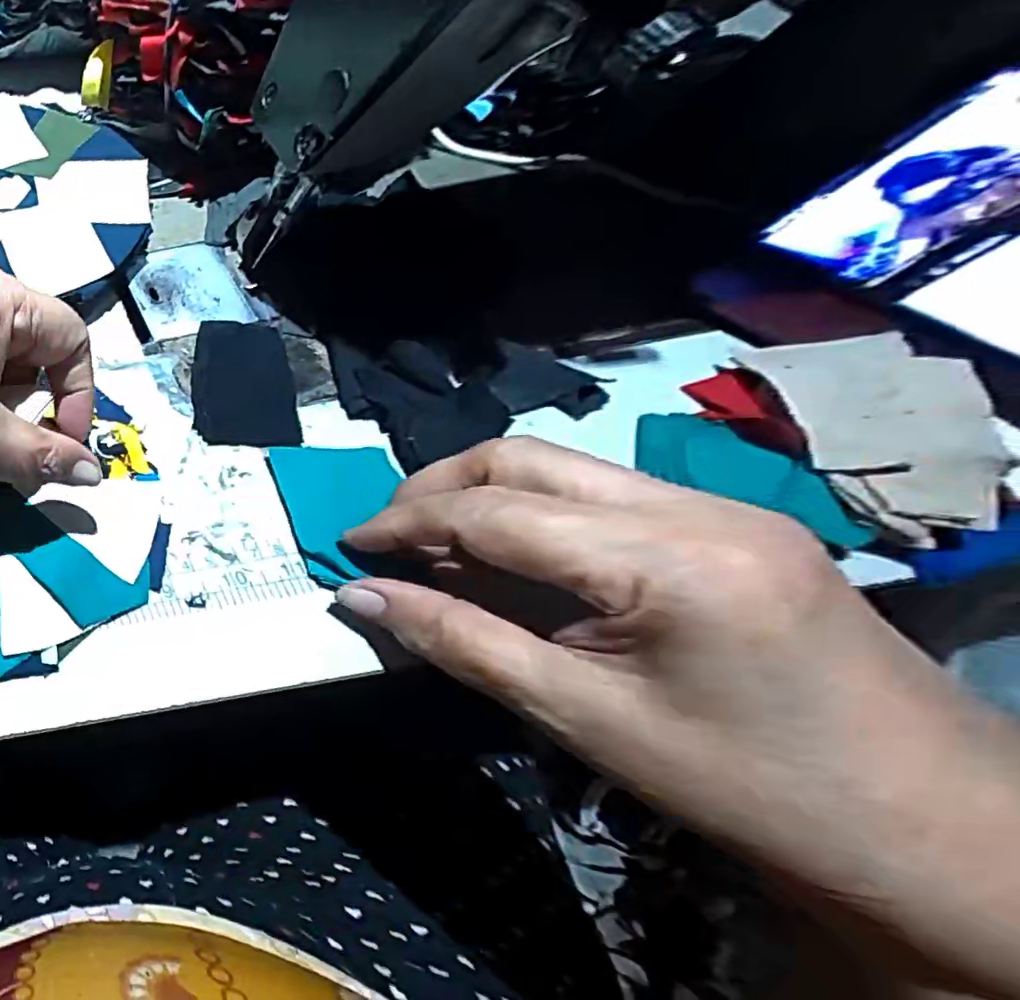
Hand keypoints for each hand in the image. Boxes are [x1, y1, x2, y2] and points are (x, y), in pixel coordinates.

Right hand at [333, 437, 1019, 991]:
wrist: (942, 833)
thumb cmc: (749, 788)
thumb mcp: (580, 718)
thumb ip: (459, 642)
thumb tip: (362, 597)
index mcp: (666, 559)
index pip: (494, 511)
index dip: (406, 523)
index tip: (350, 546)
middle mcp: (694, 507)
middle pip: (522, 459)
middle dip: (434, 489)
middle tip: (384, 536)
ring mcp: (719, 506)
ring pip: (557, 466)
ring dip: (477, 495)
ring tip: (430, 545)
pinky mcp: (727, 523)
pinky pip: (595, 494)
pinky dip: (527, 513)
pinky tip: (504, 557)